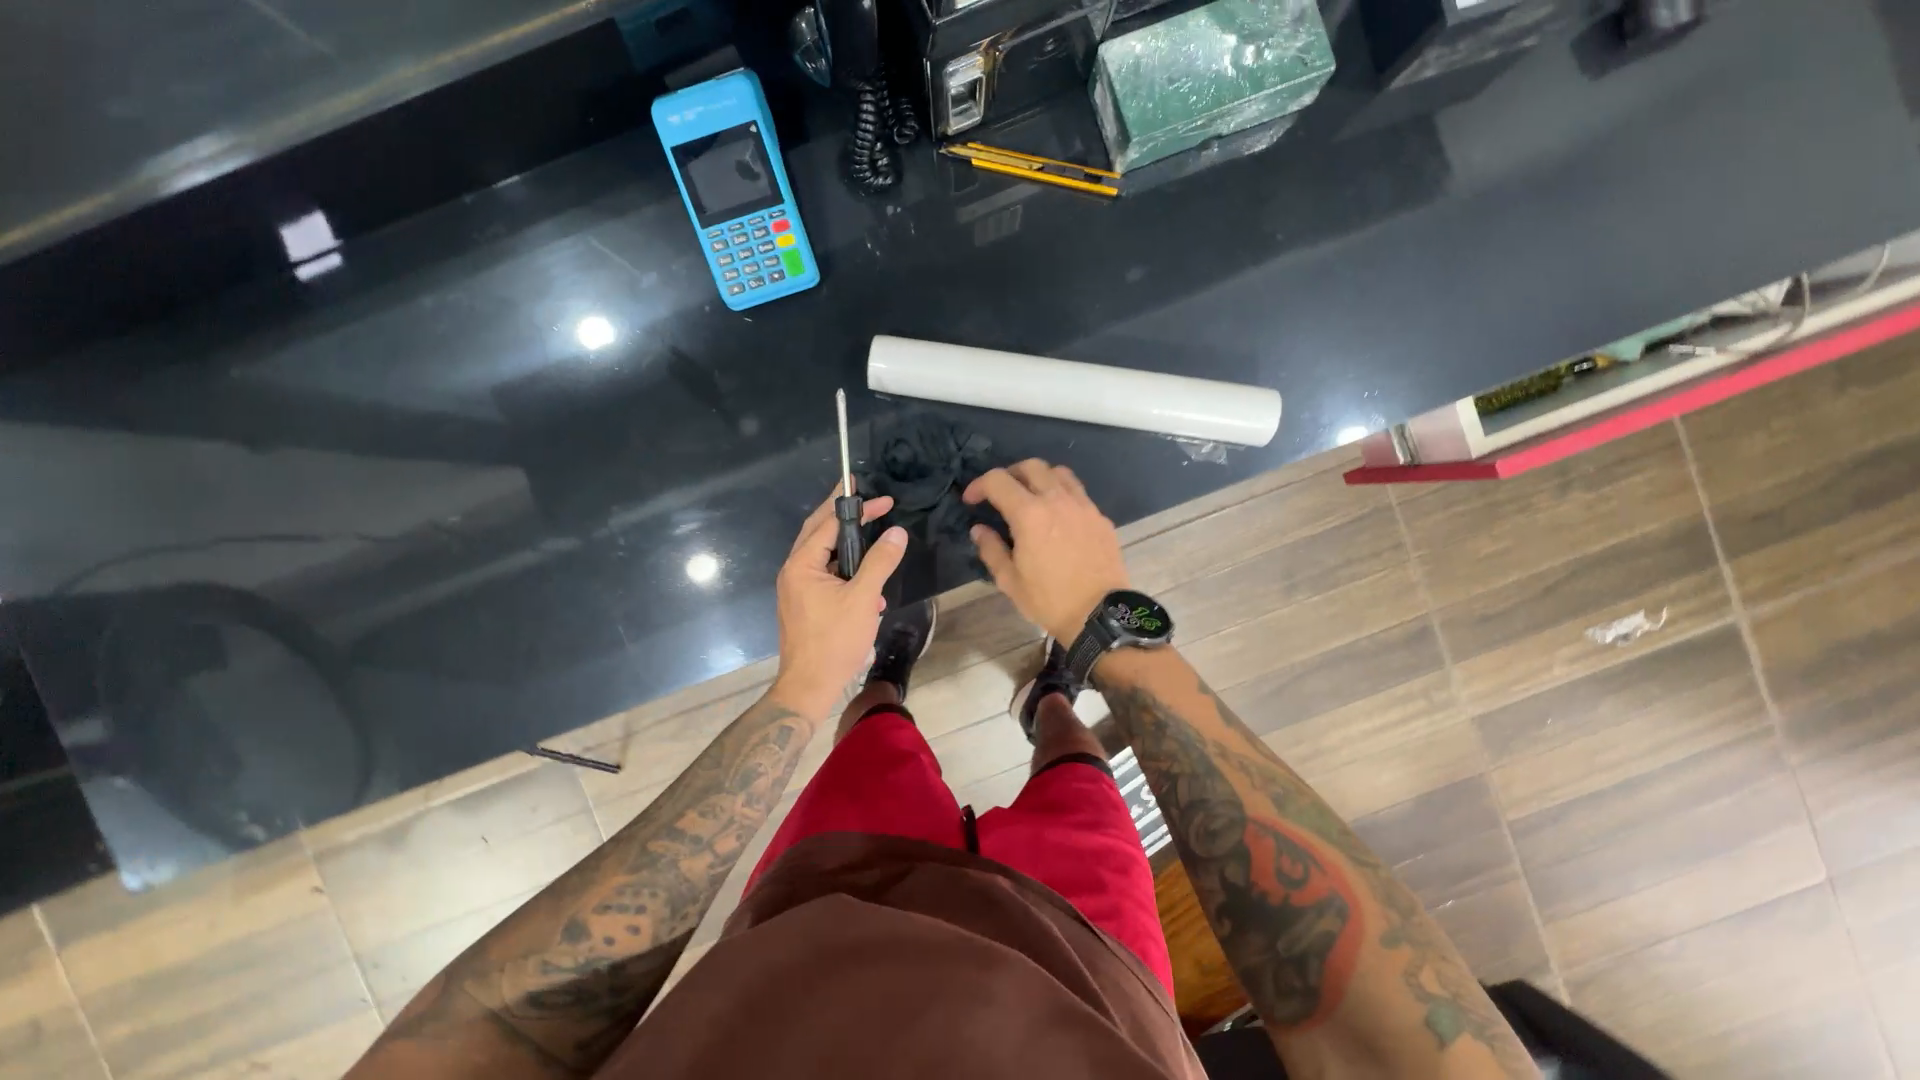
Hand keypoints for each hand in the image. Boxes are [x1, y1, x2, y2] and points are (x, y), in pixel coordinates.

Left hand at [768, 490, 907, 721]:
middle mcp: (793, 571)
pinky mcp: (804, 605)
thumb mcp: (863, 598)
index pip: (827, 522)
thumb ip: (880, 562)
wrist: (809, 687)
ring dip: (850, 547)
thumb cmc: (834, 641)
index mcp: (801, 564)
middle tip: (872, 502)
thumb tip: (897, 533)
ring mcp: (796, 590)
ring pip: (824, 556)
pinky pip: (825, 577)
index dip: (854, 506)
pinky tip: (870, 586)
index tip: (880, 497)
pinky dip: (847, 572)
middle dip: (846, 517)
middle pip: (819, 533)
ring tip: (876, 540)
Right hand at [962, 459, 1129, 643]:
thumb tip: (980, 530)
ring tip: (1031, 497)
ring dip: (1039, 478)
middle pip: (1031, 466)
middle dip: (1010, 474)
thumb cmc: (1049, 600)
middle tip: (1001, 493)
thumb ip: (991, 549)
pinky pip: (1078, 493)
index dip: (979, 485)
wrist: (1099, 614)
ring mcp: (1083, 506)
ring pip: (1059, 473)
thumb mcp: (1010, 581)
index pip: (998, 481)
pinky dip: (1062, 495)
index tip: (971, 500)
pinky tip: (1058, 517)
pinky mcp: (1100, 518)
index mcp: (1029, 514)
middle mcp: (1057, 500)